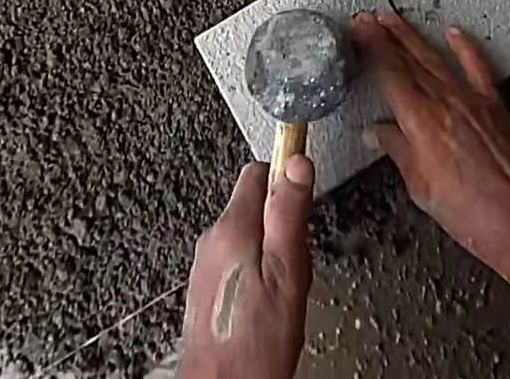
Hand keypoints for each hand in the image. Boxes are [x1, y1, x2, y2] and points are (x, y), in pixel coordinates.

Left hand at [178, 159, 312, 378]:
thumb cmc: (255, 347)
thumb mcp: (287, 272)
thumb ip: (290, 214)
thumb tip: (297, 162)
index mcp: (232, 229)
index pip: (260, 171)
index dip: (287, 180)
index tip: (303, 201)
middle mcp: (212, 241)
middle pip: (258, 203)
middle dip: (283, 223)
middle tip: (296, 259)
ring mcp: (206, 266)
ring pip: (251, 232)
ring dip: (273, 249)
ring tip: (283, 287)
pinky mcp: (207, 289)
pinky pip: (241, 258)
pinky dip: (259, 270)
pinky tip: (268, 302)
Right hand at [352, 10, 509, 265]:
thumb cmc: (469, 211)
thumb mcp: (420, 187)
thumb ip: (398, 150)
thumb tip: (376, 133)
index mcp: (421, 122)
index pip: (390, 74)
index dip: (373, 47)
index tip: (361, 28)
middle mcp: (445, 102)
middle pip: (410, 60)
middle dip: (387, 35)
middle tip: (369, 16)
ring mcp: (471, 99)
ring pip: (436, 58)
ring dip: (414, 36)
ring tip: (395, 19)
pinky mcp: (492, 103)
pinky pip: (477, 66)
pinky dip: (465, 47)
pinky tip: (454, 32)